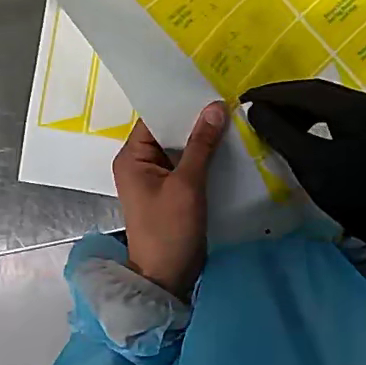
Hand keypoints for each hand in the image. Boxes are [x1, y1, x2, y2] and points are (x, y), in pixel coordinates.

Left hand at [112, 102, 226, 298]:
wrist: (166, 277)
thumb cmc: (169, 230)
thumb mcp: (186, 185)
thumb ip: (201, 145)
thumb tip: (215, 107)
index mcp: (131, 157)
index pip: (154, 118)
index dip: (179, 103)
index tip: (208, 87)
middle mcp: (139, 163)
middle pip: (168, 132)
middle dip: (195, 120)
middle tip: (228, 99)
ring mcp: (155, 178)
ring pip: (180, 148)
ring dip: (202, 138)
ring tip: (234, 116)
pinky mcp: (170, 191)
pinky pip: (186, 165)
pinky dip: (204, 157)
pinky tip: (229, 147)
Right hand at [241, 80, 365, 244]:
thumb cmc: (352, 196)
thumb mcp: (310, 164)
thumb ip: (279, 132)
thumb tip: (254, 110)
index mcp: (359, 109)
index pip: (307, 91)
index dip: (272, 94)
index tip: (245, 99)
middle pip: (319, 91)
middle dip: (284, 97)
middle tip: (254, 106)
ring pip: (329, 99)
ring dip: (299, 106)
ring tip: (272, 116)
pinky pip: (340, 109)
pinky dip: (315, 114)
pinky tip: (298, 125)